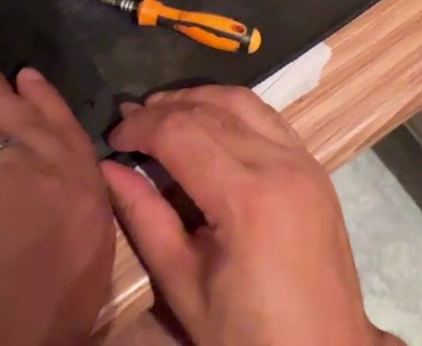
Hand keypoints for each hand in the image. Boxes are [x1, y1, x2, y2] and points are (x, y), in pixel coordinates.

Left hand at [0, 64, 113, 345]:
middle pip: (19, 118)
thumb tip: (72, 215)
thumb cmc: (46, 319)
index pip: (68, 132)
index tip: (31, 77)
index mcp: (84, 190)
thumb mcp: (87, 274)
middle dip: (0, 93)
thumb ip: (80, 228)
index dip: (48, 101)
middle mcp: (42, 168)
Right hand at [100, 86, 397, 345]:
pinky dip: (231, 108)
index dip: (140, 127)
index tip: (112, 138)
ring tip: (162, 114)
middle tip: (128, 123)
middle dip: (162, 109)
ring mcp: (303, 159)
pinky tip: (208, 123)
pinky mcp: (314, 165)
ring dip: (197, 99)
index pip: (180, 132)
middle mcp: (279, 163)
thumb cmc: (247, 333)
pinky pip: (267, 116)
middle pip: (209, 109)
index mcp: (246, 197)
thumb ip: (144, 218)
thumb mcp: (184, 285)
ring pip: (242, 100)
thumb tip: (107, 168)